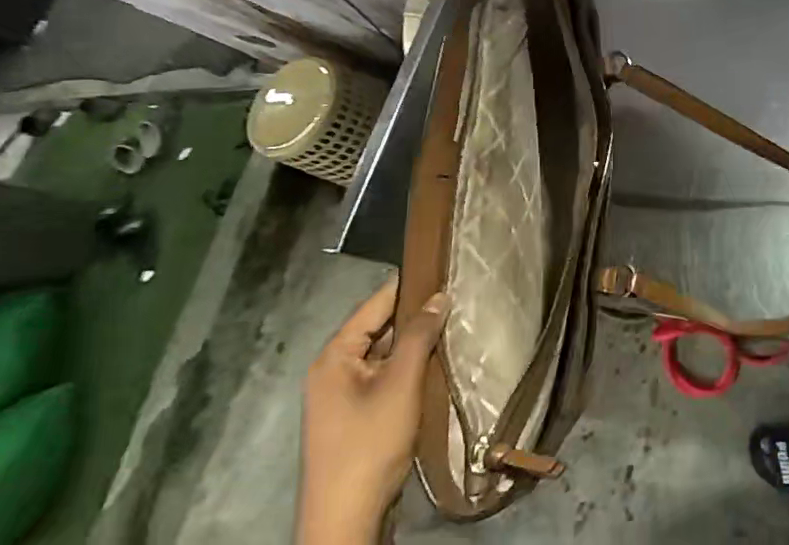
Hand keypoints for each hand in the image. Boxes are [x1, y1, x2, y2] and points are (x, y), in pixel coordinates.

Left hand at [299, 276, 449, 544]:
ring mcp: (342, 398)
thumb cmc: (369, 443)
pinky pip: (384, 380)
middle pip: (378, 330)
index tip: (441, 268)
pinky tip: (436, 367)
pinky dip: (407, 371)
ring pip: (383, 356)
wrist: (346, 521)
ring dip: (414, 347)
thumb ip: (419, 336)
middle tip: (456, 300)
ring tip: (453, 328)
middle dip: (415, 318)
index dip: (408, 286)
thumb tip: (439, 297)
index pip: (375, 304)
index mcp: (334, 356)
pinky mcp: (355, 419)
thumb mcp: (400, 384)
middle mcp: (333, 371)